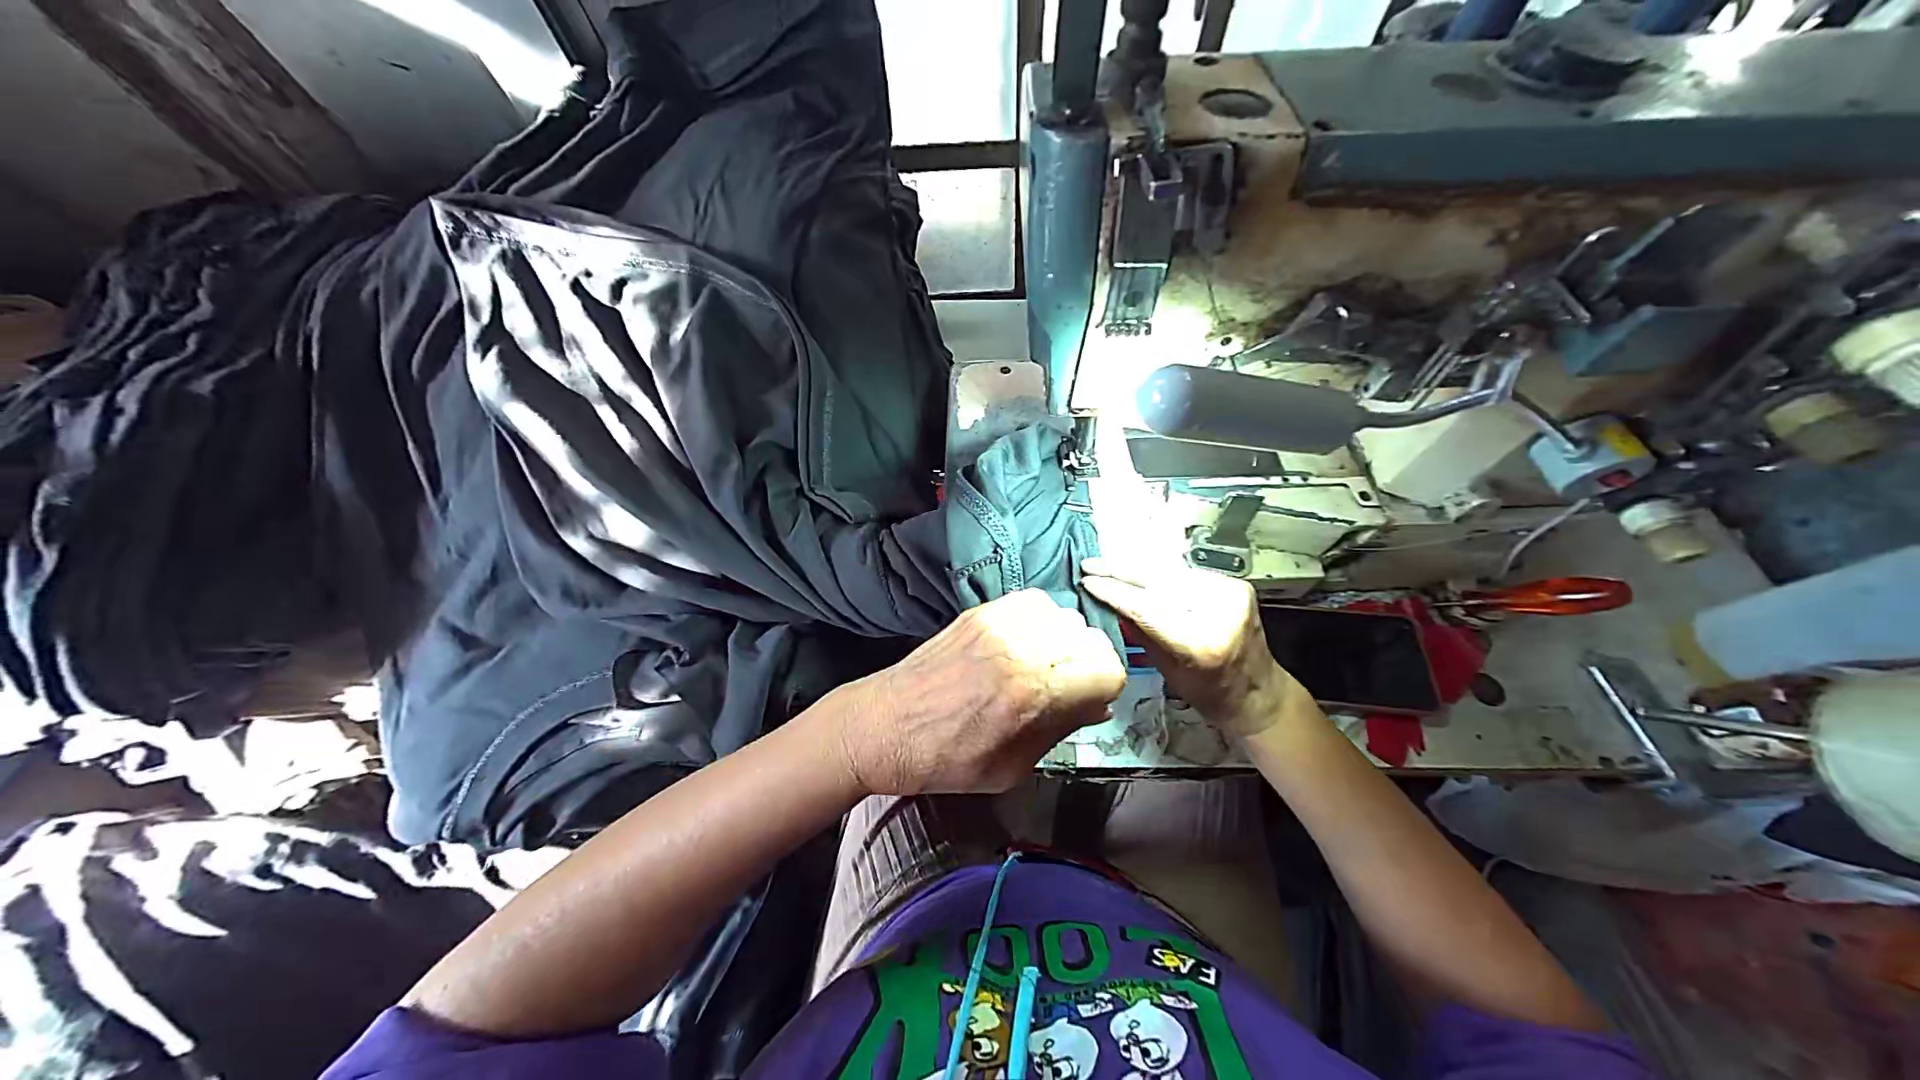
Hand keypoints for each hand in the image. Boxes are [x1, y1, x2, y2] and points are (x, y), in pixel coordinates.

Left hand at [825, 590, 1126, 795]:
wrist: (881, 726)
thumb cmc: (941, 758)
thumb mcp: (1012, 767)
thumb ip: (1060, 730)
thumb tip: (1095, 706)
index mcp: (1031, 691)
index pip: (1108, 669)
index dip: (1105, 691)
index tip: (1091, 703)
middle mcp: (1020, 646)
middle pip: (1091, 639)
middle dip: (1088, 667)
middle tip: (1068, 690)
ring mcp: (997, 622)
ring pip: (1065, 616)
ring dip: (1065, 642)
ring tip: (1044, 668)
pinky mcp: (979, 612)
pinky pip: (1033, 603)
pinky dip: (1039, 622)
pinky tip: (1024, 647)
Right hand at [1080, 557, 1300, 735]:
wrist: (1258, 692)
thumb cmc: (1208, 692)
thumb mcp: (1165, 668)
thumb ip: (1139, 630)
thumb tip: (1108, 599)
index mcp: (1200, 644)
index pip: (1146, 607)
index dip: (1114, 591)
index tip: (1087, 581)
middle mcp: (1220, 613)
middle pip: (1159, 582)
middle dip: (1121, 571)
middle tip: (1091, 565)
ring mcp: (1232, 595)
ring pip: (1172, 573)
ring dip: (1139, 569)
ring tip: (1108, 566)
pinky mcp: (1236, 585)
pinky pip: (1187, 575)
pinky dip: (1162, 574)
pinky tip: (1140, 572)